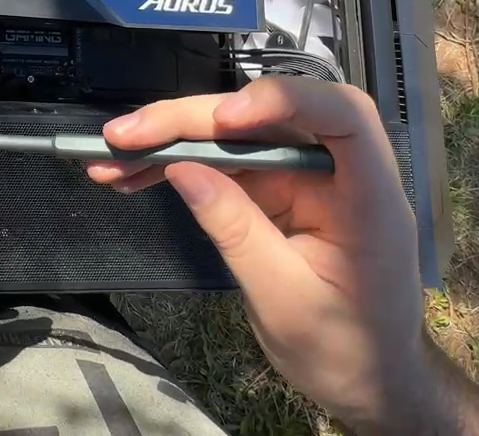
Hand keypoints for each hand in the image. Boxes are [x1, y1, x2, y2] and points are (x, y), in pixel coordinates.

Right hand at [87, 77, 429, 430]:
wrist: (364, 377)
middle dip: (187, 121)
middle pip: (260, 116)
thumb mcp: (287, 303)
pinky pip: (214, 159)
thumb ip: (237, 232)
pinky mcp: (267, 183)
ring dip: (166, 139)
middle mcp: (331, 169)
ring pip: (227, 132)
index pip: (342, 116)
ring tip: (111, 156)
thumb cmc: (345, 349)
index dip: (282, 101)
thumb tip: (181, 170)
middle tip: (123, 136)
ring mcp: (295, 172)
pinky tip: (130, 173)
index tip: (224, 121)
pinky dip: (171, 163)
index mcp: (367, 195)